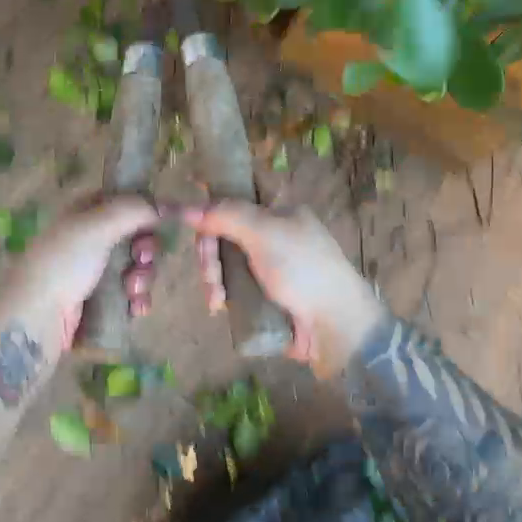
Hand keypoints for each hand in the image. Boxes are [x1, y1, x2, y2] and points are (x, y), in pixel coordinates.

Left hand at [11, 195, 159, 349]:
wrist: (34, 319)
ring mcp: (93, 270)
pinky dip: (138, 299)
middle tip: (140, 260)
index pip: (127, 200)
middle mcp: (90, 237)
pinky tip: (136, 308)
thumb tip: (171, 204)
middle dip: (146, 250)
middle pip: (138, 235)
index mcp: (85, 211)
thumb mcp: (98, 225)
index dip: (148, 209)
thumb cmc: (63, 263)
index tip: (164, 221)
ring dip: (143, 278)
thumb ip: (136, 209)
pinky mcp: (97, 300)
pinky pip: (130, 293)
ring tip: (132, 292)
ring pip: (137, 266)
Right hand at [183, 202, 386, 376]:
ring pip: (226, 263)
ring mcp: (270, 268)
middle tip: (210, 277)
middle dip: (210, 255)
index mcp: (280, 212)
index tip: (186, 218)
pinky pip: (234, 288)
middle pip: (225, 233)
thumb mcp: (264, 232)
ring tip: (217, 301)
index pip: (236, 198)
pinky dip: (224, 296)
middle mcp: (274, 236)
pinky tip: (220, 308)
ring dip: (214, 279)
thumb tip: (187, 207)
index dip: (211, 205)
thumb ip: (225, 215)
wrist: (335, 324)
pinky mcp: (266, 296)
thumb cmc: (303, 269)